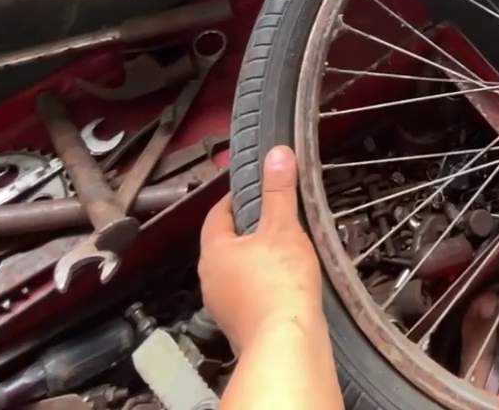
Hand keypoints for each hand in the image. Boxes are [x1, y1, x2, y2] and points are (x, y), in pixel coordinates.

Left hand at [199, 145, 325, 351]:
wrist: (286, 343)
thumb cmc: (280, 285)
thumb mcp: (282, 227)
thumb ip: (278, 190)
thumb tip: (276, 154)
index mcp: (214, 253)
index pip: (216, 215)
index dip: (234, 198)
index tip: (254, 187)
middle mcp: (211, 280)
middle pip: (226, 243)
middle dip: (249, 227)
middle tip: (274, 212)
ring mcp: (224, 305)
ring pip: (237, 268)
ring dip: (257, 255)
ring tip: (286, 243)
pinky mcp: (241, 323)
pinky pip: (249, 291)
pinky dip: (264, 279)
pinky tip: (287, 277)